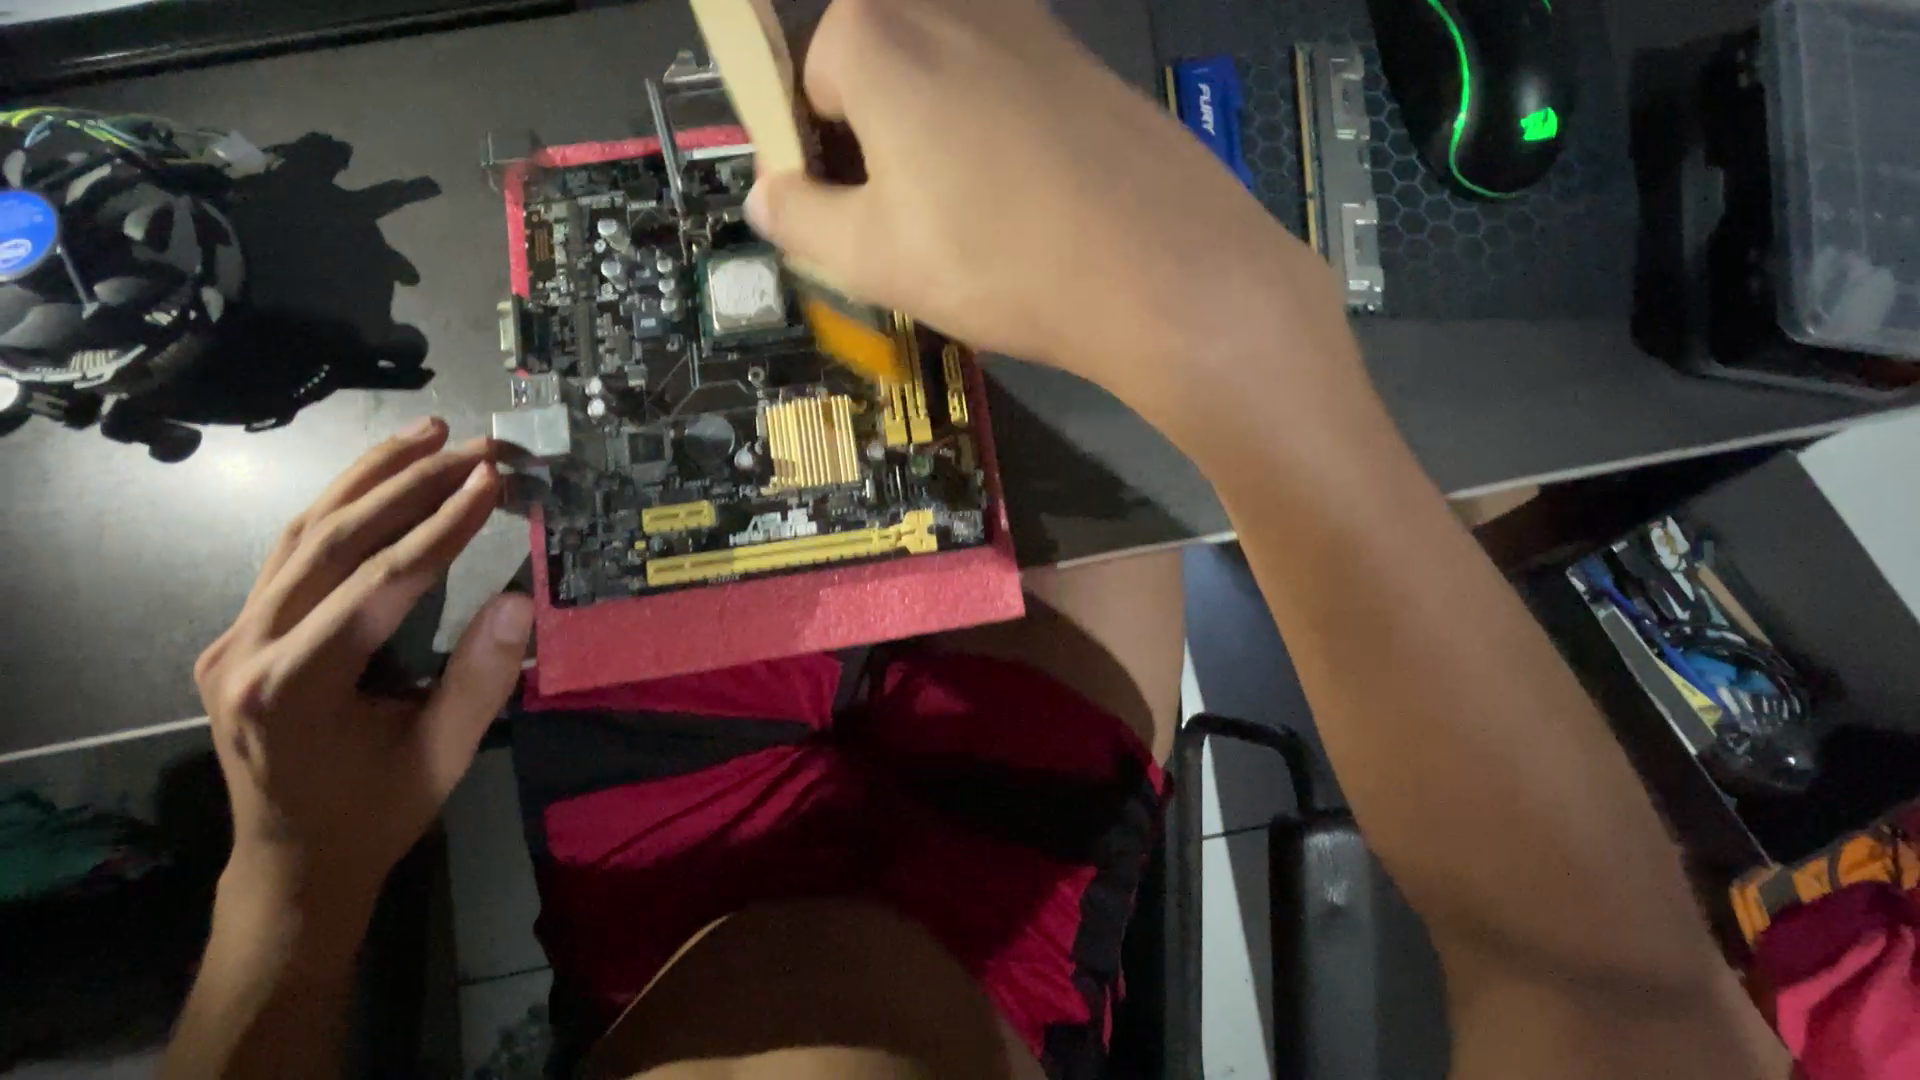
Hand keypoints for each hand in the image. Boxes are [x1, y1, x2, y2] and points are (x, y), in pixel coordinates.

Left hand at [193, 418, 532, 906]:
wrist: (294, 859)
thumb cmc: (377, 812)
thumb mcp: (443, 755)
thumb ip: (481, 678)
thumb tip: (518, 599)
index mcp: (293, 686)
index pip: (379, 583)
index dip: (443, 526)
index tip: (495, 481)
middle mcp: (246, 648)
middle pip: (330, 540)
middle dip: (411, 483)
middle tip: (477, 446)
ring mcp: (235, 635)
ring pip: (302, 533)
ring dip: (371, 477)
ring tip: (429, 434)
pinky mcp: (243, 631)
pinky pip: (292, 553)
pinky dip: (343, 506)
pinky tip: (382, 480)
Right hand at [744, 0, 1351, 431]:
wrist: (1159, 268)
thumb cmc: (995, 260)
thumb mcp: (871, 258)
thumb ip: (799, 220)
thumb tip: (768, 196)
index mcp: (875, 32)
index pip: (807, 88)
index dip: (822, 161)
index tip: (851, 221)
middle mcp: (947, 0)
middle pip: (875, 72)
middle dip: (877, 146)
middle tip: (911, 229)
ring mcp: (1025, 22)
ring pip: (944, 83)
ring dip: (937, 146)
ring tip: (972, 226)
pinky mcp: (1082, 59)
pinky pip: (1007, 92)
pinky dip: (997, 141)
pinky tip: (1027, 205)